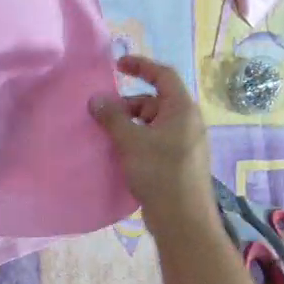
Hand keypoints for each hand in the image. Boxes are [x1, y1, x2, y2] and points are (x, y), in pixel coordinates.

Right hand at [89, 55, 216, 238]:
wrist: (182, 218)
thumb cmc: (160, 173)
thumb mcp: (131, 141)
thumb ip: (113, 117)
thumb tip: (96, 99)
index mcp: (182, 110)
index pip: (163, 75)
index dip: (141, 66)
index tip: (117, 64)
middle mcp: (186, 122)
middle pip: (153, 101)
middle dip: (127, 105)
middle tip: (102, 116)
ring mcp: (183, 143)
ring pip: (151, 123)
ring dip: (129, 125)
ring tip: (107, 138)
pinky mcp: (176, 162)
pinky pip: (153, 141)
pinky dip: (136, 141)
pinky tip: (119, 154)